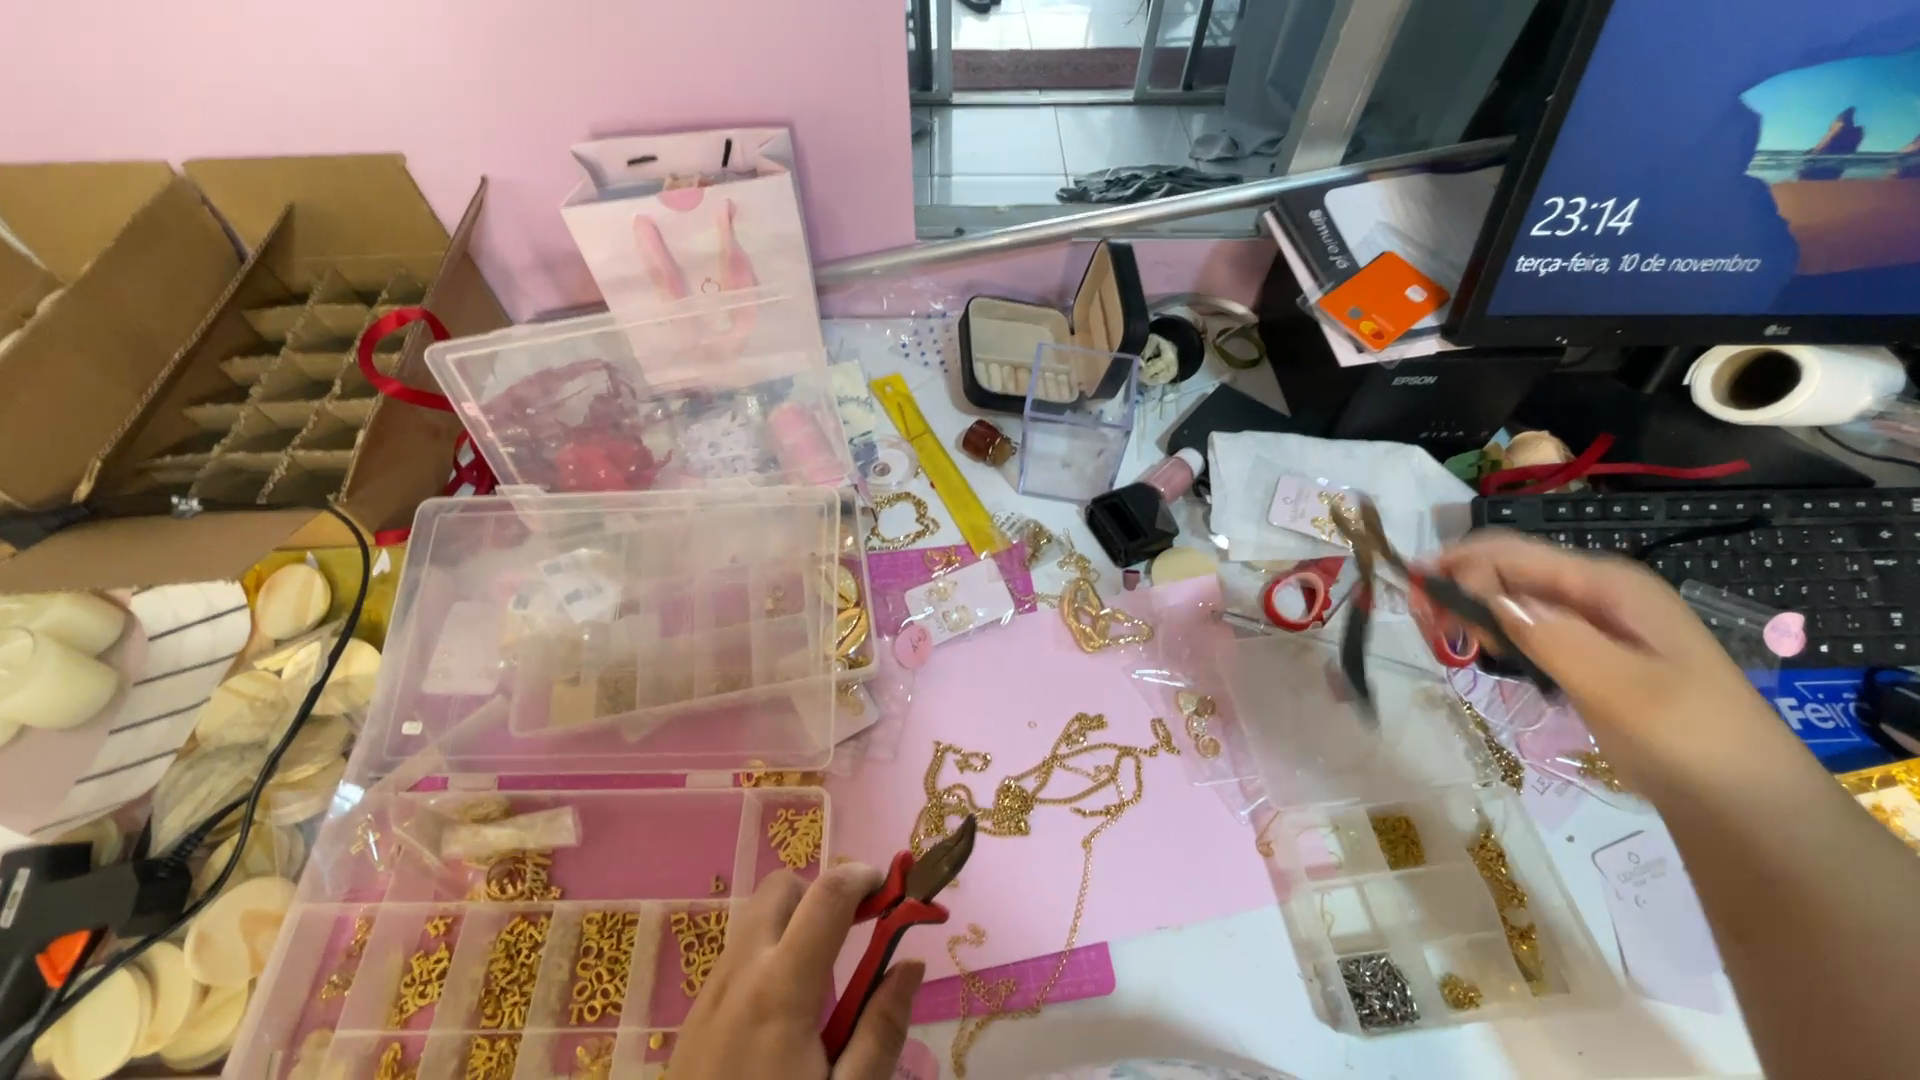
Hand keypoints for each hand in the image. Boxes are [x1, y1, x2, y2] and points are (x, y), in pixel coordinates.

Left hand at [667, 864, 924, 1079]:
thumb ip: (882, 1027)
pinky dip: (768, 959)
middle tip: (856, 936)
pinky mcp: (692, 1024)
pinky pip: (736, 962)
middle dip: (821, 894)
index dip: (864, 876)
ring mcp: (707, 998)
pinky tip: (786, 1022)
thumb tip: (911, 961)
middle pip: (779, 889)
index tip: (892, 889)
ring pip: (754, 923)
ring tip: (826, 988)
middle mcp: (738, 976)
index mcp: (780, 989)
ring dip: (794, 927)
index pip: (827, 895)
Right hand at [1433, 532, 1788, 792]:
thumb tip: (1483, 596)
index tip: (1417, 607)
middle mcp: (1599, 592)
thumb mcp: (1621, 688)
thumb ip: (1552, 637)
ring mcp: (1595, 623)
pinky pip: (1528, 626)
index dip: (1457, 568)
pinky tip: (1490, 656)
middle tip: (1425, 628)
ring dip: (1472, 610)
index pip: (1512, 554)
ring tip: (1452, 644)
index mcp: (1610, 585)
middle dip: (1457, 587)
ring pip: (1512, 597)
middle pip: (1508, 568)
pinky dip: (1497, 633)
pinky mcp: (1588, 653)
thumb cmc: (1688, 739)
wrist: (1745, 802)